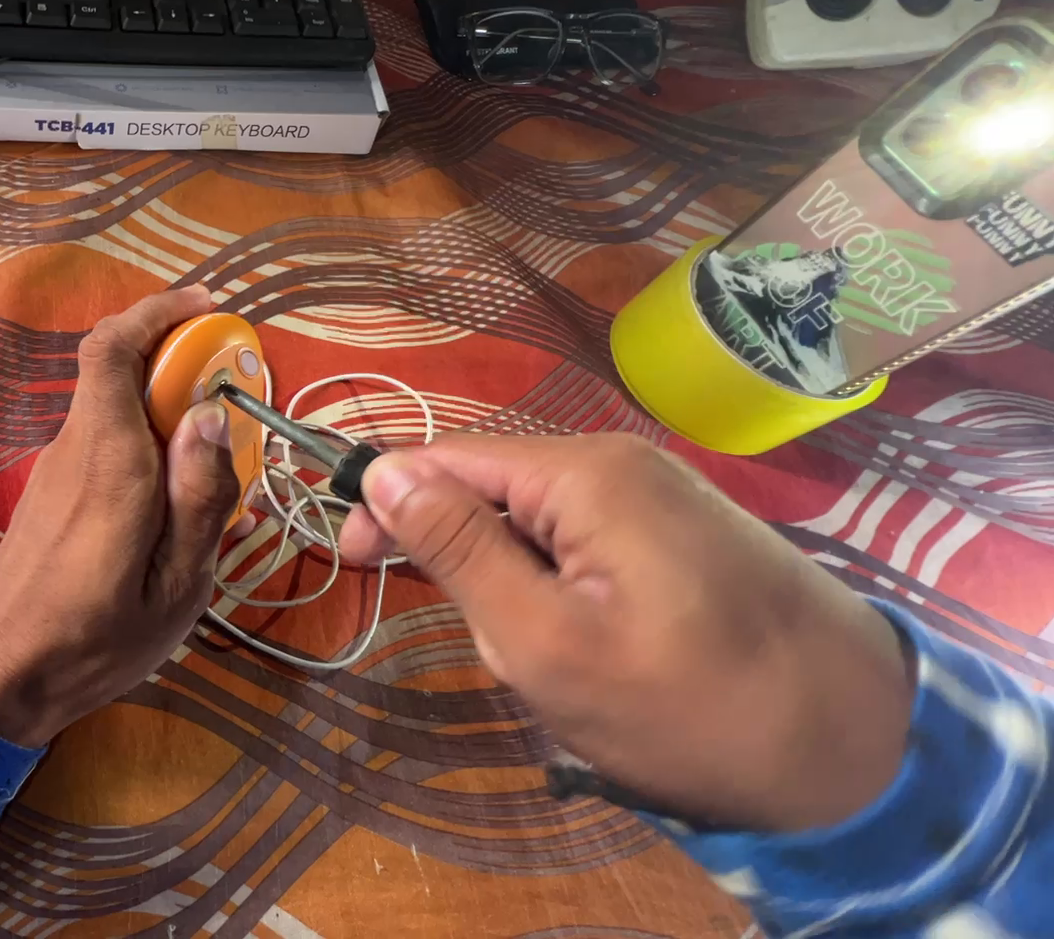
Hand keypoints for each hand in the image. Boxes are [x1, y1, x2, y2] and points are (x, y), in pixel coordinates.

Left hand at [0, 287, 241, 747]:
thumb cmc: (97, 641)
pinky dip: (145, 437)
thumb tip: (210, 414)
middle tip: (231, 393)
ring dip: (164, 403)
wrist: (1, 673)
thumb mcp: (177, 586)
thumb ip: (199, 497)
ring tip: (215, 460)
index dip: (157, 313)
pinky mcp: (52, 487)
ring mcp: (57, 465)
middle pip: (115, 366)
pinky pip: (104, 438)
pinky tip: (174, 496)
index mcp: (110, 463)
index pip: (111, 350)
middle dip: (175, 357)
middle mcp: (76, 448)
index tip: (208, 310)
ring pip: (113, 404)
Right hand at [338, 433, 914, 832]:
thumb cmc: (685, 708)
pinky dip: (545, 582)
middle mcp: (615, 462)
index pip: (445, 459)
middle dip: (457, 554)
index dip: (386, 500)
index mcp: (582, 475)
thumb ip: (456, 548)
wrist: (867, 757)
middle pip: (486, 486)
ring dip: (504, 578)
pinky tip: (571, 635)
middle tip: (468, 630)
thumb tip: (383, 472)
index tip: (348, 557)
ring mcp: (650, 492)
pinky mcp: (670, 527)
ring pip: (526, 518)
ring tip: (536, 652)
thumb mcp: (542, 640)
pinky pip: (571, 536)